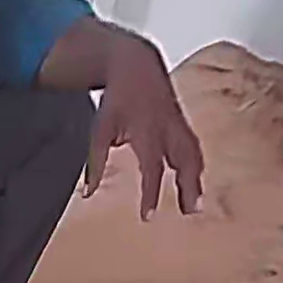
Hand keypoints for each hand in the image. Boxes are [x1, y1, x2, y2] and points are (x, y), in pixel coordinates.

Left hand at [47, 24, 203, 218]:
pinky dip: (195, 165)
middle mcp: (169, 128)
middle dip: (189, 186)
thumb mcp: (99, 130)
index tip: (148, 217)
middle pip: (185, 161)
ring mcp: (179, 124)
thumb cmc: (116, 100)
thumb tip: (87, 194)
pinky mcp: (182, 122)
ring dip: (196, 178)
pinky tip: (194, 181)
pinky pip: (193, 146)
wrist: (136, 65)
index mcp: (148, 132)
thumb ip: (94, 163)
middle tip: (191, 212)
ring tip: (195, 204)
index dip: (151, 194)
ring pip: (194, 153)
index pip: (152, 169)